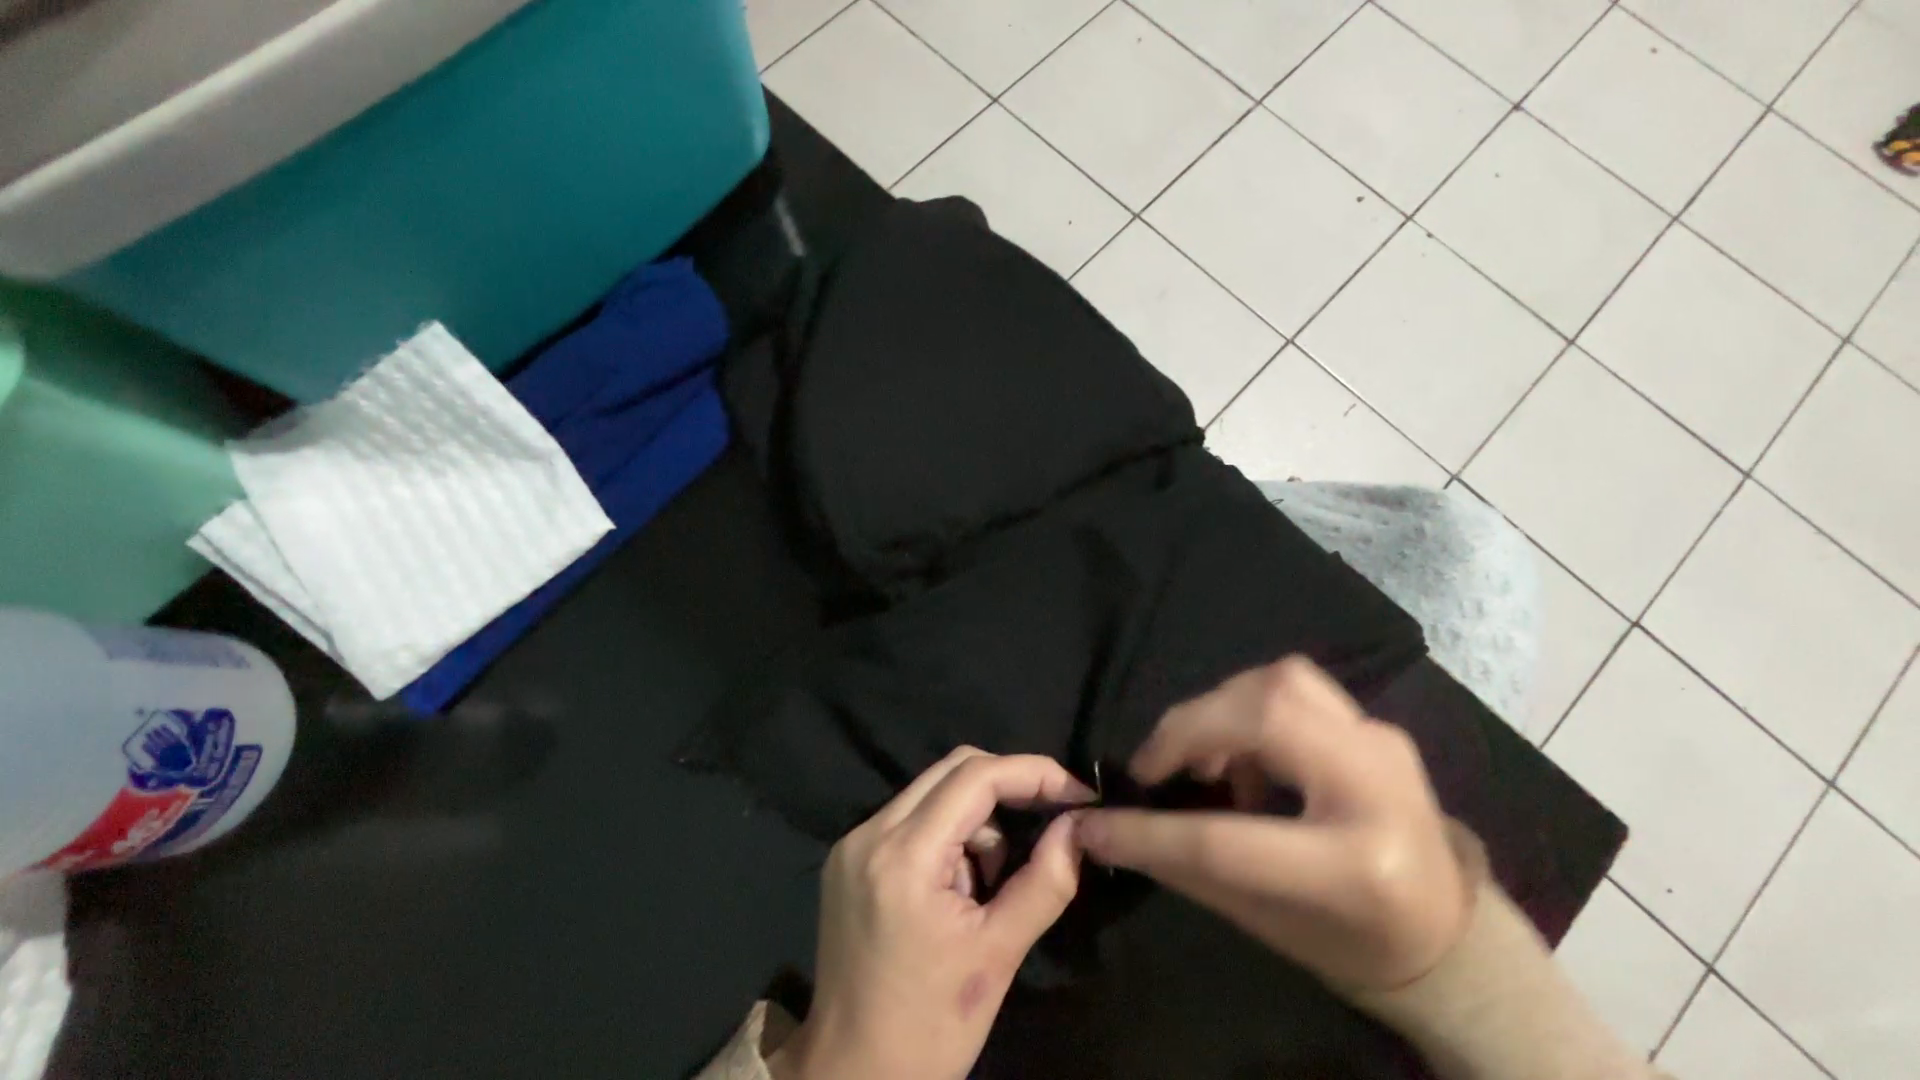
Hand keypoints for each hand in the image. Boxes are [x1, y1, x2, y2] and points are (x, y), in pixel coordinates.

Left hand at [770, 748, 1095, 1079]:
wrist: (852, 1074)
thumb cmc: (930, 1025)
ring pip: (930, 791)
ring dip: (976, 817)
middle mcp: (870, 833)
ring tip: (995, 882)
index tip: (1078, 794)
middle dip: (1008, 788)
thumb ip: (1044, 882)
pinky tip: (961, 885)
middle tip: (1049, 823)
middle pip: (952, 769)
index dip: (1034, 774)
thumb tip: (1078, 825)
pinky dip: (947, 834)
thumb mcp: (998, 955)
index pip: (976, 776)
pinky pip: (909, 819)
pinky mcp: (846, 861)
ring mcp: (852, 845)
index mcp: (904, 855)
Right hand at [1076, 656, 1469, 989]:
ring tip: (1199, 757)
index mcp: (1354, 867)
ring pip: (1281, 682)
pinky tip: (1238, 753)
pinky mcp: (1375, 726)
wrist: (1447, 932)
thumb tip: (1108, 831)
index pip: (1226, 840)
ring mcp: (1383, 745)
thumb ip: (1185, 868)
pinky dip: (1246, 708)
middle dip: (1188, 730)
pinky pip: (1295, 689)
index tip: (1095, 823)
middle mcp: (1376, 789)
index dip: (1148, 831)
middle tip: (1152, 767)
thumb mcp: (1264, 924)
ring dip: (1218, 710)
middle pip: (1266, 716)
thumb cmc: (1351, 944)